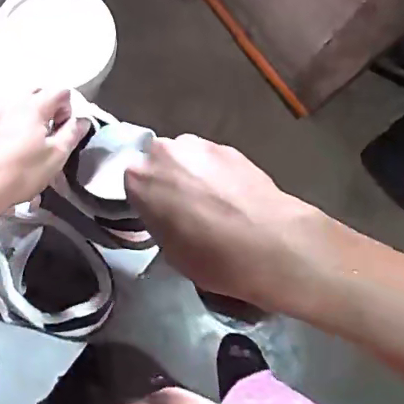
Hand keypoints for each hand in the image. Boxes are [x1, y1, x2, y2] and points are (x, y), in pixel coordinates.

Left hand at [0, 89, 88, 224]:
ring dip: (28, 113)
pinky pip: (1, 113)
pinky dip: (10, 121)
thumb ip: (72, 134)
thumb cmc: (19, 173)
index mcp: (34, 105)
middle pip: (37, 91)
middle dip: (48, 107)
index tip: (64, 131)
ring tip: (29, 139)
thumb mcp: (55, 157)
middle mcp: (12, 100)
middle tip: (49, 133)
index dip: (68, 109)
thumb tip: (82, 120)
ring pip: (17, 101)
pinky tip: (8, 143)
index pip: (60, 91)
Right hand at [123, 135, 324, 311]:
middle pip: (158, 160)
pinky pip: (213, 160)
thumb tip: (168, 213)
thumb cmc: (212, 257)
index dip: (146, 199)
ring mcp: (199, 146)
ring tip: (214, 202)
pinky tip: (234, 198)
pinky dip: (219, 174)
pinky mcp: (230, 147)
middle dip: (168, 178)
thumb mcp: (169, 250)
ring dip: (193, 173)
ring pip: (187, 157)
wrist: (271, 244)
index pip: (132, 181)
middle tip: (184, 207)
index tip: (158, 214)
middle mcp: (164, 153)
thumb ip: (158, 219)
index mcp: (139, 178)